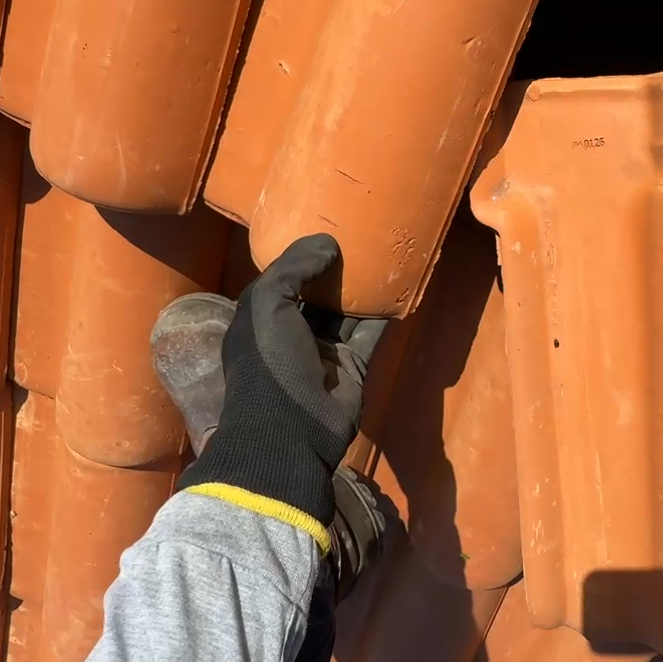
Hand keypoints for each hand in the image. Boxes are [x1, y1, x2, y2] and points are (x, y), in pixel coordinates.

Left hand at [177, 234, 387, 528]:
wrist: (289, 432)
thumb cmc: (268, 362)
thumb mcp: (265, 304)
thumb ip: (293, 267)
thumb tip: (329, 244)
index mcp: (262, 319)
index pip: (283, 280)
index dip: (301, 256)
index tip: (327, 229)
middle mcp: (292, 332)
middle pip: (318, 293)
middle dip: (336, 269)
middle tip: (361, 236)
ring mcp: (325, 351)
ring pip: (348, 311)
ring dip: (364, 287)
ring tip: (385, 253)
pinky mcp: (354, 365)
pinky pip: (372, 332)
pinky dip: (385, 311)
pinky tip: (401, 286)